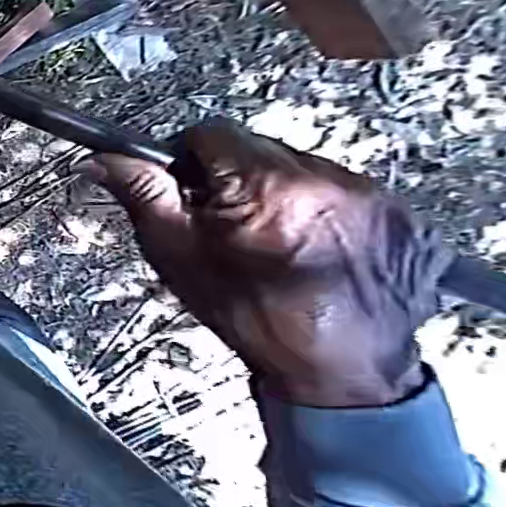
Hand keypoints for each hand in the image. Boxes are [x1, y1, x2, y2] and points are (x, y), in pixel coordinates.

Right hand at [85, 120, 452, 407]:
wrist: (340, 373)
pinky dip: (323, 208)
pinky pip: (345, 189)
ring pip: (301, 166)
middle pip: (257, 147)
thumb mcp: (178, 253)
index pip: (211, 133)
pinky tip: (311, 246)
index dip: (187, 158)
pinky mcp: (403, 216)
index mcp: (263, 185)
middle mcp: (324, 179)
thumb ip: (142, 194)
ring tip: (272, 239)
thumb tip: (103, 160)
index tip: (187, 189)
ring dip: (279, 190)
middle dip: (234, 175)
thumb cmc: (251, 315)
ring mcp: (371, 196)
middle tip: (226, 222)